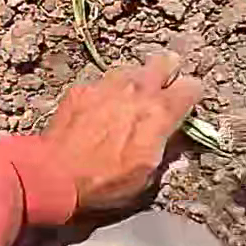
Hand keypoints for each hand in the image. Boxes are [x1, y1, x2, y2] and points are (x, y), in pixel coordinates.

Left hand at [38, 54, 201, 211]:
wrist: (54, 174)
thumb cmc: (103, 182)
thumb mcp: (146, 176)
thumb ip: (165, 147)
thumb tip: (173, 136)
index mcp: (158, 113)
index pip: (191, 87)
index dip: (191, 94)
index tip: (186, 103)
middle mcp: (135, 91)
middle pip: (163, 63)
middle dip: (167, 71)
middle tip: (162, 85)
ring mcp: (105, 86)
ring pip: (130, 69)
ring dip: (133, 80)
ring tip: (128, 97)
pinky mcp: (80, 90)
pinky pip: (100, 82)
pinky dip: (104, 91)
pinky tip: (98, 107)